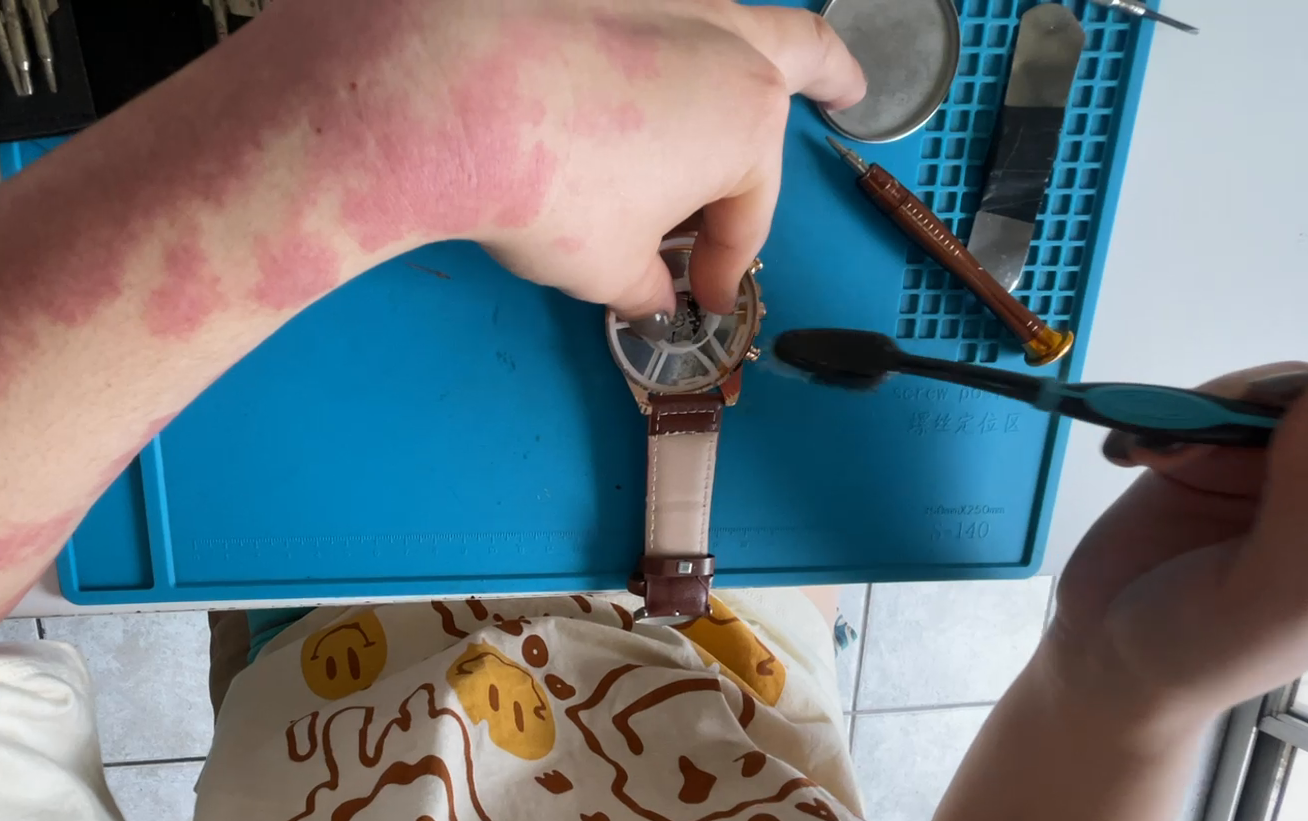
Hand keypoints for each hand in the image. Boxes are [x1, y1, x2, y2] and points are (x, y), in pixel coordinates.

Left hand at [239, 0, 863, 318]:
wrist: (458, 105)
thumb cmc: (553, 198)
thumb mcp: (608, 269)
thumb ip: (645, 289)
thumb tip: (654, 300)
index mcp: (745, 128)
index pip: (744, 218)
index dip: (726, 270)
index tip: (707, 303)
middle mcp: (724, 50)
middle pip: (789, 72)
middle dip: (827, 85)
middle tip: (849, 92)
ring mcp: (665, 5)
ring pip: (739, 22)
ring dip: (764, 44)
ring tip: (772, 54)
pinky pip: (666, 16)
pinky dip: (681, 39)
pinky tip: (669, 51)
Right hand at [1052, 350, 1307, 718]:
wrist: (1106, 656)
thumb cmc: (1209, 650)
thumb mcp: (1286, 590)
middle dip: (1305, 392)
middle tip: (1232, 413)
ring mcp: (1300, 469)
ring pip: (1295, 387)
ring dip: (1218, 404)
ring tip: (1160, 452)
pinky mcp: (1226, 456)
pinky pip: (1219, 402)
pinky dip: (1168, 415)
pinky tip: (1137, 456)